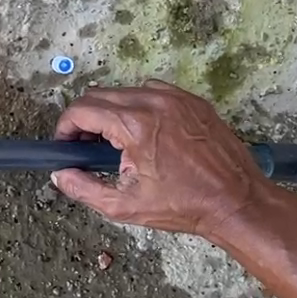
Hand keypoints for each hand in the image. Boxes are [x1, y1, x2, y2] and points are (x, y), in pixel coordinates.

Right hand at [51, 81, 281, 243]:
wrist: (236, 202)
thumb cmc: (183, 206)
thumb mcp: (124, 206)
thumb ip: (83, 188)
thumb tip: (60, 175)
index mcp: (134, 126)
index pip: (82, 110)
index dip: (65, 127)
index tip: (66, 144)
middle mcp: (153, 102)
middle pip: (98, 96)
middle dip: (85, 119)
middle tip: (87, 146)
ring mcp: (175, 98)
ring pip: (124, 91)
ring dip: (110, 111)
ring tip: (116, 141)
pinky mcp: (192, 100)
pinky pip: (151, 91)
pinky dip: (138, 106)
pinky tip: (144, 132)